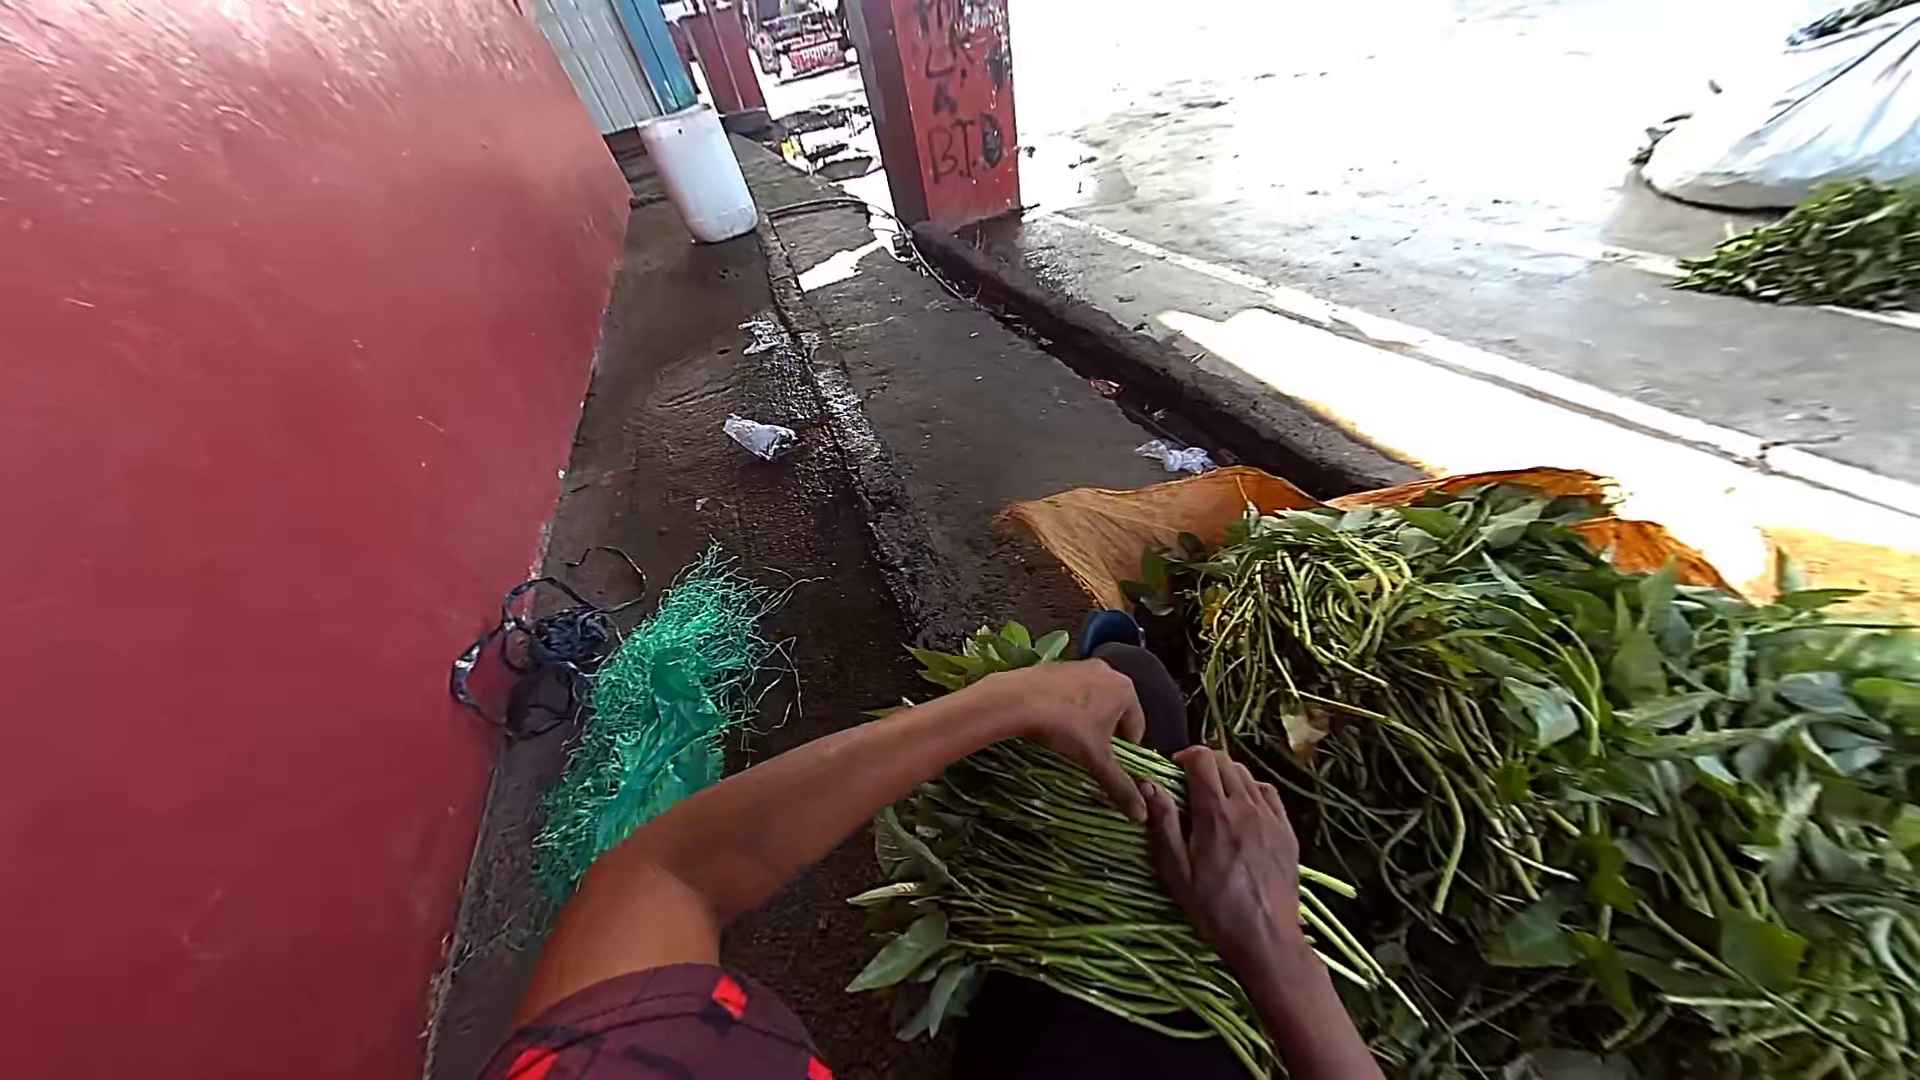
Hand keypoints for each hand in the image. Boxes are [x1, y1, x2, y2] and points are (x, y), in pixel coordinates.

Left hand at [967, 660, 1146, 820]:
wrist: (1019, 698)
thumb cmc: (1065, 726)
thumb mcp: (1095, 759)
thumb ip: (1120, 786)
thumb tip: (1141, 814)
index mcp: (1126, 690)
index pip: (1136, 728)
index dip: (1124, 751)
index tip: (1106, 762)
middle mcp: (1108, 671)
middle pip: (1116, 712)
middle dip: (1105, 732)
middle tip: (1088, 750)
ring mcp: (1082, 665)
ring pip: (1094, 699)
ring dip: (1088, 718)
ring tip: (1069, 736)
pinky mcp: (1060, 665)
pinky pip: (1073, 689)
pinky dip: (1069, 704)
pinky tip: (1054, 718)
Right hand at [1143, 747, 1304, 975]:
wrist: (1267, 941)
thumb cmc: (1214, 908)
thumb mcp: (1177, 870)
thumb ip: (1163, 822)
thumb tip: (1148, 783)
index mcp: (1215, 813)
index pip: (1202, 759)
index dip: (1186, 756)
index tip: (1175, 770)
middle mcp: (1245, 807)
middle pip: (1224, 760)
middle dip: (1204, 762)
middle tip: (1191, 782)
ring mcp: (1270, 818)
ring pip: (1246, 774)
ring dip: (1226, 774)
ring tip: (1215, 794)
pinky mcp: (1287, 832)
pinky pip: (1268, 793)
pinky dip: (1252, 789)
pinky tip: (1243, 806)